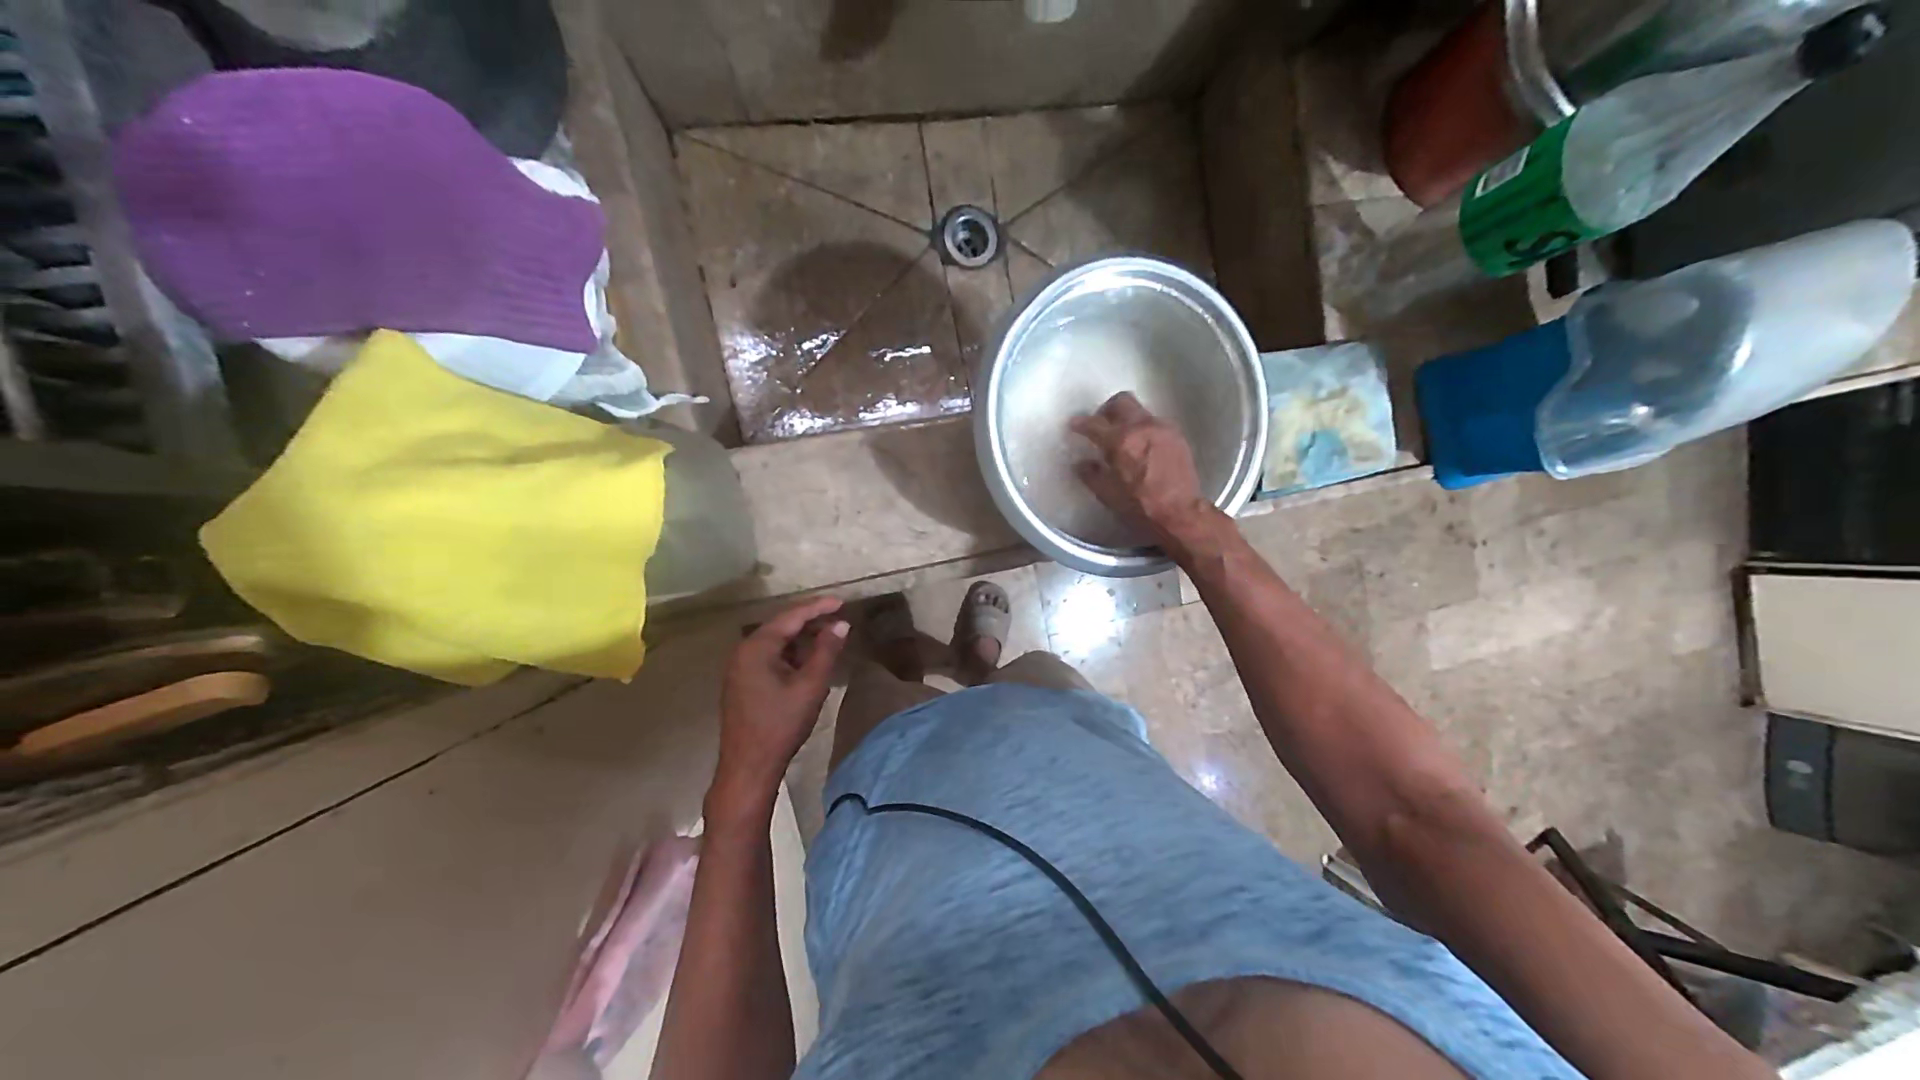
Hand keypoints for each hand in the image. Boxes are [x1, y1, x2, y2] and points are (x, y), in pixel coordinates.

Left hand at [712, 596, 848, 816]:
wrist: (749, 766)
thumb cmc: (781, 724)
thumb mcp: (811, 686)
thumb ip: (826, 651)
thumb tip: (840, 624)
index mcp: (757, 647)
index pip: (791, 616)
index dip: (818, 607)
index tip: (841, 601)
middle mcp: (743, 651)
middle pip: (781, 626)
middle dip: (810, 622)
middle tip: (839, 620)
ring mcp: (739, 667)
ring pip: (775, 643)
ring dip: (801, 640)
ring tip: (828, 640)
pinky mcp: (742, 682)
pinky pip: (769, 657)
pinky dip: (790, 654)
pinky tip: (808, 662)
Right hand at [1070, 392, 1216, 545]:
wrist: (1180, 513)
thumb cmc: (1140, 506)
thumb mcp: (1107, 494)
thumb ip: (1091, 474)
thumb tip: (1082, 464)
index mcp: (1120, 441)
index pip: (1094, 423)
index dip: (1080, 423)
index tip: (1074, 425)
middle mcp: (1142, 426)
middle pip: (1121, 402)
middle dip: (1107, 410)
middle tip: (1101, 424)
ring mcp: (1162, 428)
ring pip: (1140, 411)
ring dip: (1127, 419)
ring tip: (1123, 438)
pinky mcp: (1177, 436)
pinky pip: (1155, 423)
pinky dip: (1144, 429)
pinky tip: (1142, 446)